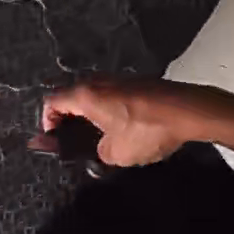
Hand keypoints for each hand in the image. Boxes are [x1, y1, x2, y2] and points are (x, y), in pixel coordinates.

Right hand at [31, 79, 233, 166]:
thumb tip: (94, 153)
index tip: (56, 141)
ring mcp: (117, 79)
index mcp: (85, 95)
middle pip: (70, 97)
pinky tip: (121, 129)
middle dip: (68, 120)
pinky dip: (107, 110)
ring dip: (89, 115)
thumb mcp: (116, 153)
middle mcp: (97, 81)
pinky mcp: (134, 82)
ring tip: (99, 139)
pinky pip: (110, 95)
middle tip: (75, 143)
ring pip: (92, 96)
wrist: (186, 110)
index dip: (47, 122)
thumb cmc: (146, 130)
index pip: (51, 101)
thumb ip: (95, 153)